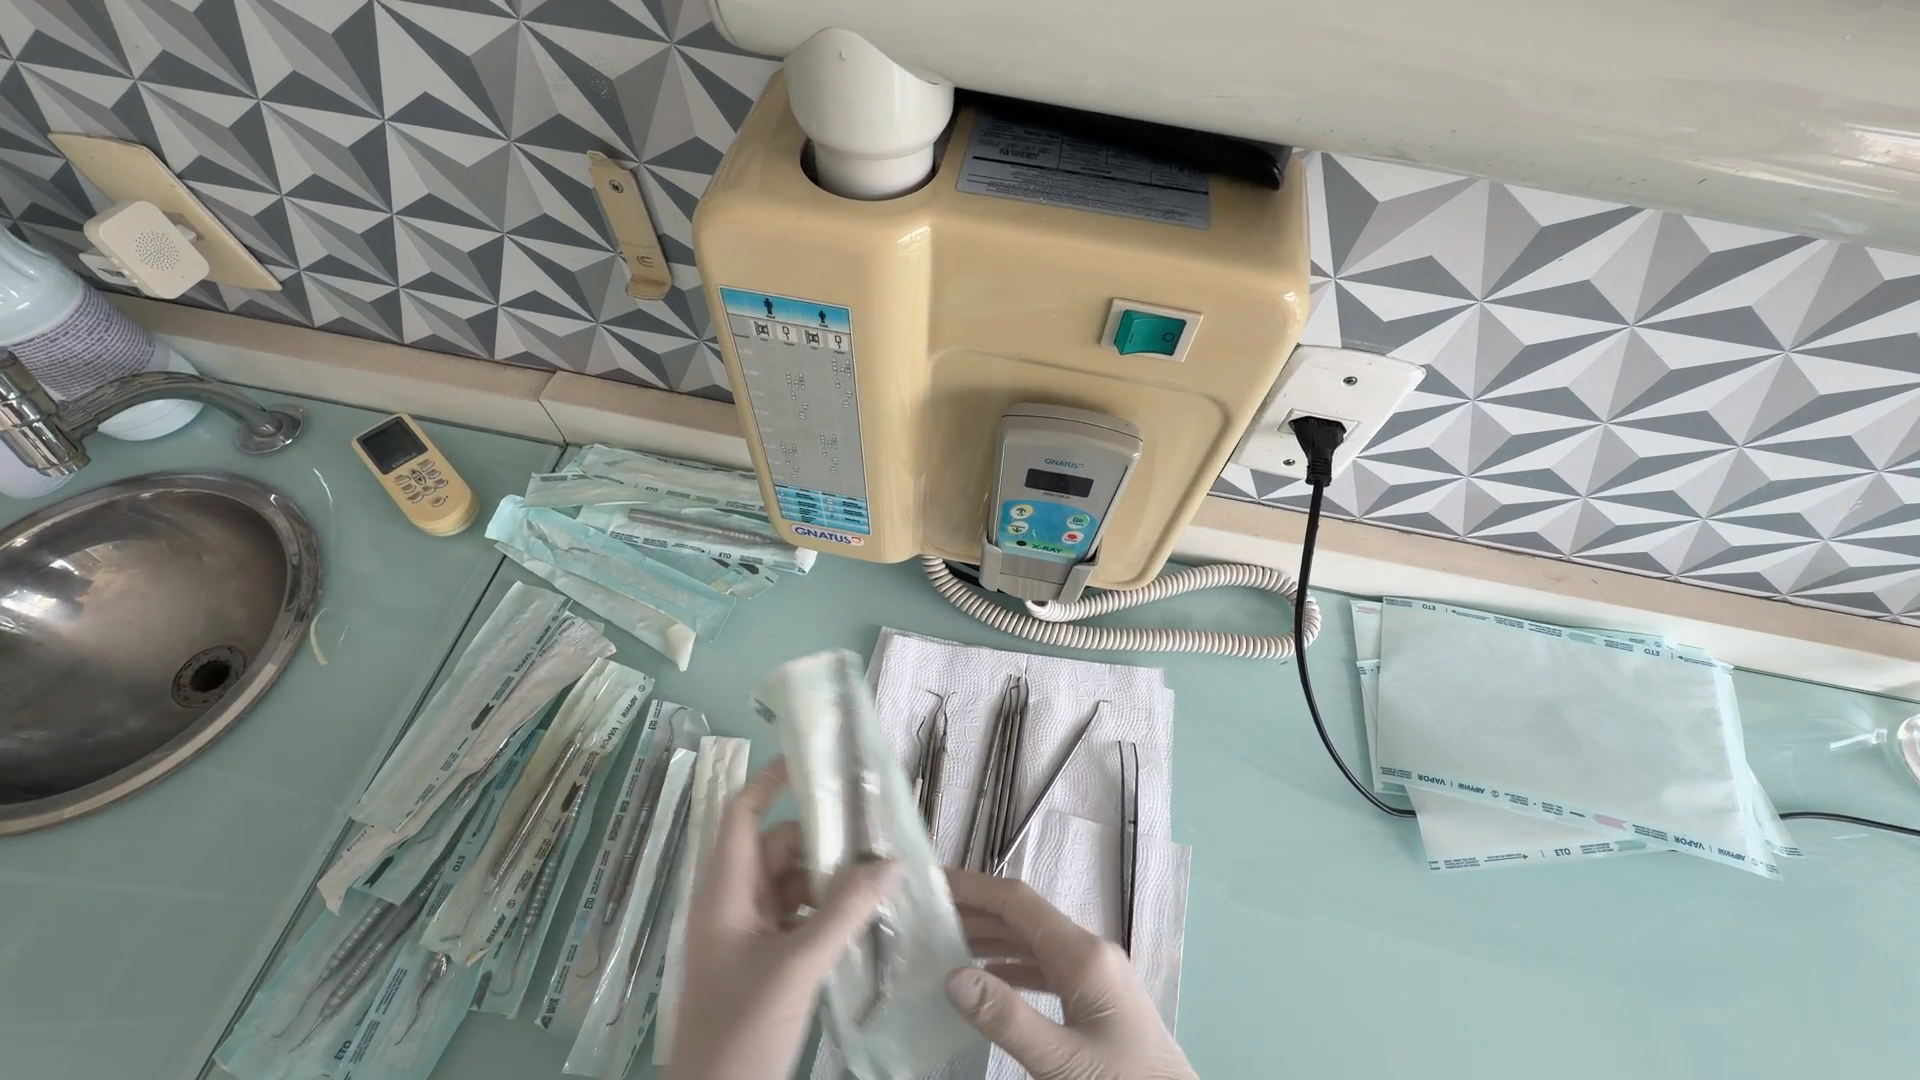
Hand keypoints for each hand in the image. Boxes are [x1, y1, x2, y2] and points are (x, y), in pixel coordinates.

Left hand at [666, 760, 898, 1079]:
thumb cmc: (740, 1029)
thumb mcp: (796, 966)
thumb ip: (844, 912)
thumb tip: (890, 862)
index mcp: (725, 891)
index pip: (743, 815)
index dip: (771, 781)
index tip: (815, 762)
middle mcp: (734, 903)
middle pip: (779, 848)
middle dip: (823, 840)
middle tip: (875, 835)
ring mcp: (747, 934)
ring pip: (793, 884)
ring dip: (830, 878)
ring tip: (879, 875)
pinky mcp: (764, 961)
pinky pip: (799, 916)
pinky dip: (827, 910)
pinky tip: (863, 916)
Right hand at [946, 868, 1197, 1079]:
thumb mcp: (1062, 1060)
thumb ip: (1008, 1019)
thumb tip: (951, 975)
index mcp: (1084, 954)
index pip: (1019, 904)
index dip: (974, 887)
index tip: (934, 882)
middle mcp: (1090, 952)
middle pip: (1025, 918)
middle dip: (977, 911)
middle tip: (927, 913)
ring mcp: (1096, 975)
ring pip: (1034, 943)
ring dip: (991, 939)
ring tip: (945, 942)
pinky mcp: (1097, 999)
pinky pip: (1046, 969)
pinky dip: (1011, 967)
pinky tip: (986, 980)